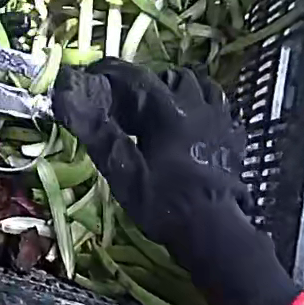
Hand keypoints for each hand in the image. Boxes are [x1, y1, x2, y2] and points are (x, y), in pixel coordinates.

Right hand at [53, 60, 303, 304]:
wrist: (214, 231)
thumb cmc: (164, 203)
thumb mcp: (123, 171)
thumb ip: (98, 132)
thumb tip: (69, 100)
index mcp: (167, 111)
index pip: (135, 78)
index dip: (112, 73)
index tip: (94, 75)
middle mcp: (197, 107)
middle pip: (171, 77)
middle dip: (148, 82)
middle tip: (130, 102)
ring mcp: (220, 122)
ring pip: (200, 87)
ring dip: (178, 90)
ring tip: (161, 109)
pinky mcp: (234, 139)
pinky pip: (218, 109)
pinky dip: (201, 108)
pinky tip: (191, 127)